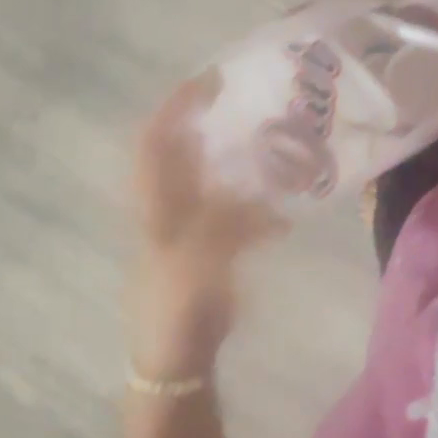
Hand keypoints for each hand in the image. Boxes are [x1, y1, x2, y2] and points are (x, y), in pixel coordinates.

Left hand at [130, 70, 284, 374]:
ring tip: (275, 146)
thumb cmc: (173, 307)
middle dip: (210, 124)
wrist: (175, 357)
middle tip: (248, 103)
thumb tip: (264, 202)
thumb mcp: (196, 261)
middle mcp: (167, 205)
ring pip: (212, 180)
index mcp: (154, 202)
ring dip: (239, 164)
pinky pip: (235, 216)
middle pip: (184, 151)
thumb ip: (227, 225)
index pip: (155, 139)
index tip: (209, 81)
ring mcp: (187, 226)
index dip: (176, 106)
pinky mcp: (209, 248)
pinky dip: (257, 211)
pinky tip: (283, 219)